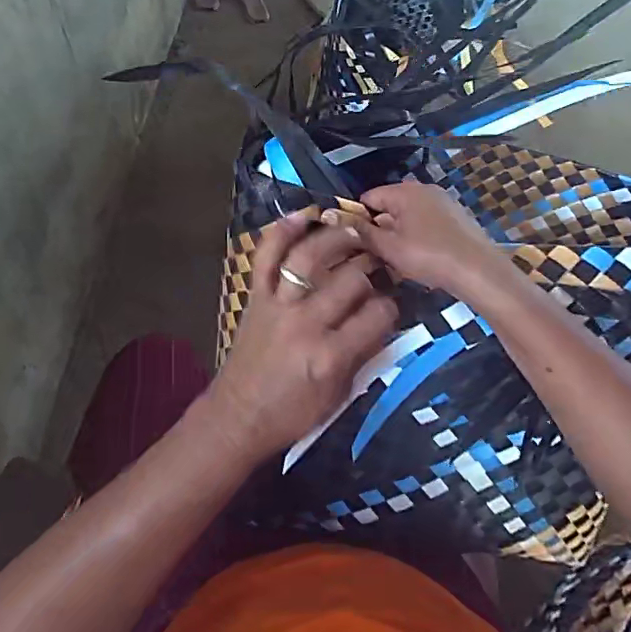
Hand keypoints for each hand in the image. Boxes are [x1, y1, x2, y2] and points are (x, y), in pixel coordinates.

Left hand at [198, 210, 398, 459]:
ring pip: (309, 258)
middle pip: (349, 280)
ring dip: (335, 238)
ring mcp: (277, 305)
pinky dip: (281, 232)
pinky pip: (265, 256)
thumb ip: (363, 354)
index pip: (378, 315)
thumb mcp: (339, 393)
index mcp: (331, 355)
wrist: (239, 416)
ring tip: (353, 229)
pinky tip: (302, 216)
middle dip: (371, 266)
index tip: (390, 304)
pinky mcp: (255, 297)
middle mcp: (305, 324)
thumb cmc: (293, 413)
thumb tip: (383, 319)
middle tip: (379, 261)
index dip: (391, 306)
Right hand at [354, 182, 515, 298]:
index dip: (358, 218)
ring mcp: (444, 202)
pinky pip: (427, 223)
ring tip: (398, 261)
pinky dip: (419, 238)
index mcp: (405, 191)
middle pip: (390, 206)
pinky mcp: (457, 218)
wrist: (479, 271)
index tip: (356, 241)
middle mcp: (424, 189)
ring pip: (409, 216)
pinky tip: (421, 260)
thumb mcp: (389, 247)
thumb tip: (340, 219)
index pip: (369, 197)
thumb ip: (363, 232)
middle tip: (376, 254)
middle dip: (380, 228)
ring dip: (399, 235)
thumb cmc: (429, 256)